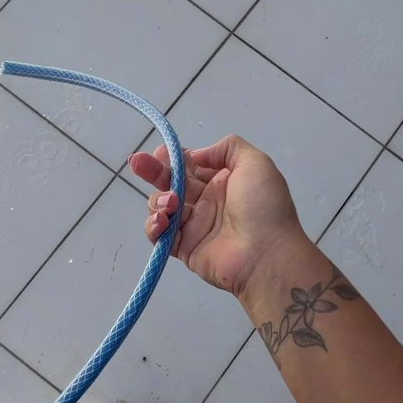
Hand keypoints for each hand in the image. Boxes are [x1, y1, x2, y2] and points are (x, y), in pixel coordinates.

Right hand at [129, 135, 311, 299]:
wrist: (265, 254)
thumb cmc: (263, 206)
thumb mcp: (255, 163)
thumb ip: (228, 148)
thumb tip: (198, 156)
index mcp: (223, 181)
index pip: (191, 166)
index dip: (174, 158)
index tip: (161, 152)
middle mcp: (207, 202)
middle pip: (172, 183)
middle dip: (154, 172)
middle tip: (137, 162)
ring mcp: (194, 225)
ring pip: (163, 207)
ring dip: (159, 200)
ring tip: (171, 203)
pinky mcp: (184, 248)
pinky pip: (160, 236)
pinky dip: (154, 226)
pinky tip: (162, 220)